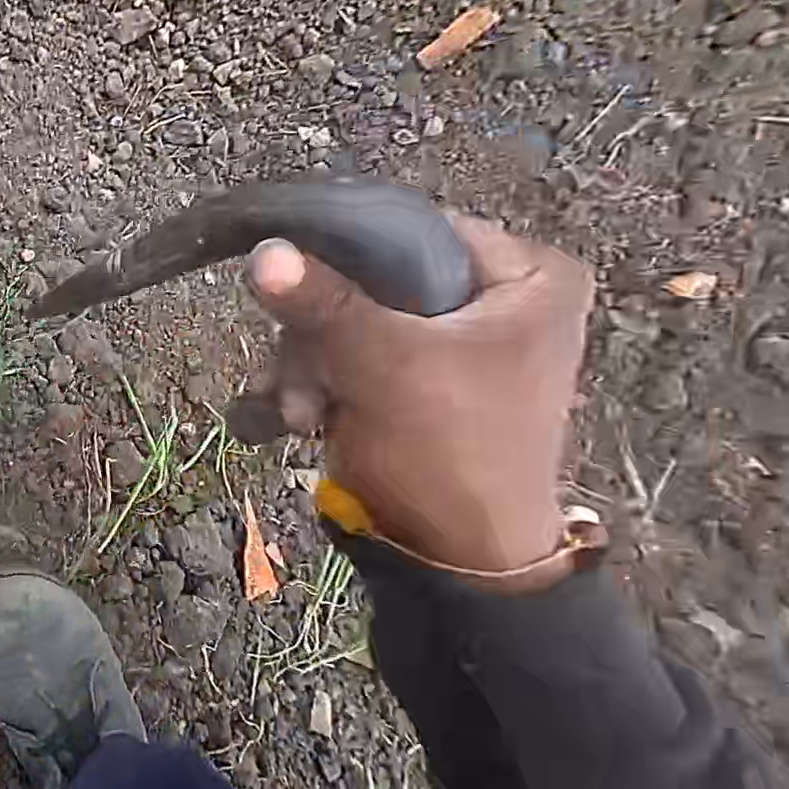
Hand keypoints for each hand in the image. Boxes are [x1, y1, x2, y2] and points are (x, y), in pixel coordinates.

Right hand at [248, 217, 594, 592]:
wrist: (448, 559)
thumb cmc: (448, 451)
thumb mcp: (386, 365)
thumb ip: (324, 303)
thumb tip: (264, 251)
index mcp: (524, 278)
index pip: (416, 230)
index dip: (347, 252)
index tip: (296, 279)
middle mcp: (485, 301)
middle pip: (367, 281)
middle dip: (319, 337)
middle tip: (305, 377)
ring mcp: (439, 342)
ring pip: (341, 320)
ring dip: (306, 367)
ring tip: (300, 410)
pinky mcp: (401, 377)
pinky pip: (338, 354)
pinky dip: (312, 383)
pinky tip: (300, 416)